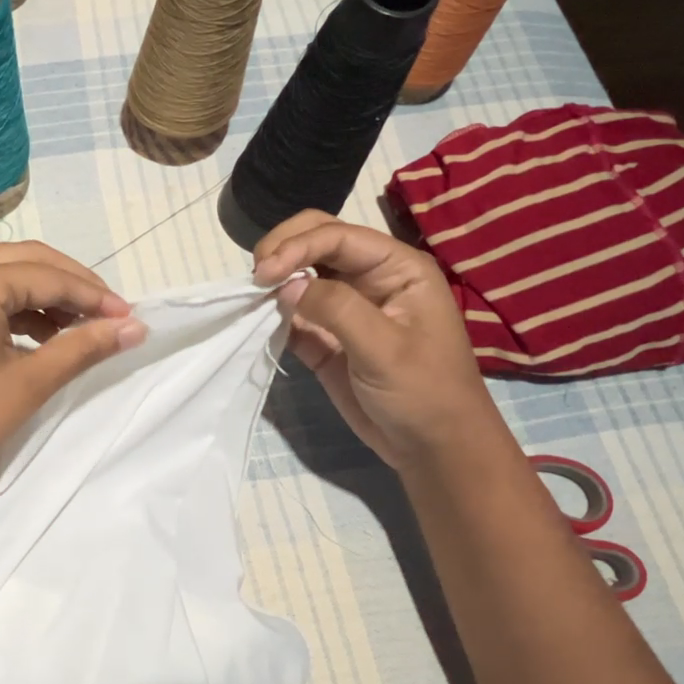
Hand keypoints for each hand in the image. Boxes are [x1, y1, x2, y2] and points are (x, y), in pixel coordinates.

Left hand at [0, 242, 146, 515]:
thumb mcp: (28, 384)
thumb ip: (83, 347)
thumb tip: (135, 328)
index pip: (47, 275)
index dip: (94, 296)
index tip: (131, 317)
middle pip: (24, 261)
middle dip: (70, 286)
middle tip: (109, 315)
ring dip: (41, 295)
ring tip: (78, 330)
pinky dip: (11, 307)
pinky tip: (38, 335)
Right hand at [253, 211, 503, 470]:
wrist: (431, 447)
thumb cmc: (424, 392)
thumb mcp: (385, 348)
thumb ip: (336, 309)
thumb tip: (285, 286)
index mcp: (395, 267)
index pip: (337, 236)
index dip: (296, 246)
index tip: (264, 274)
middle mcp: (368, 278)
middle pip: (316, 241)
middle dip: (282, 250)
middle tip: (256, 278)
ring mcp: (344, 307)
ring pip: (299, 274)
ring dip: (273, 281)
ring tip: (252, 298)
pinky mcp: (324, 337)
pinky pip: (291, 313)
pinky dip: (272, 313)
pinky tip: (258, 321)